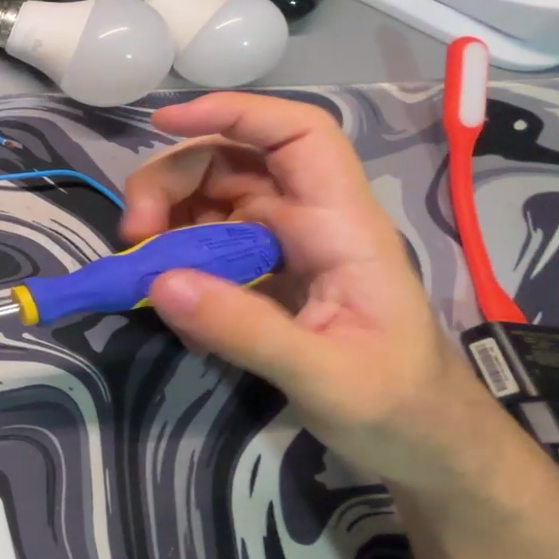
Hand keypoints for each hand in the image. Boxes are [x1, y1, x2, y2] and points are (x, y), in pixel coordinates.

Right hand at [123, 93, 504, 491]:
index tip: (163, 123)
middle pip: (227, 160)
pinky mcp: (254, 267)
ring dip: (159, 214)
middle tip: (134, 235)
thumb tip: (159, 282)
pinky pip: (197, 236)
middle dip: (168, 182)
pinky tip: (162, 293)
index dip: (234, 112)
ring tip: (140, 263)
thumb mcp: (326, 379)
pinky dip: (166, 252)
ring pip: (204, 194)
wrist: (424, 446)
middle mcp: (306, 220)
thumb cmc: (397, 407)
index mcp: (341, 226)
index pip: (298, 136)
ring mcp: (277, 242)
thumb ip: (245, 330)